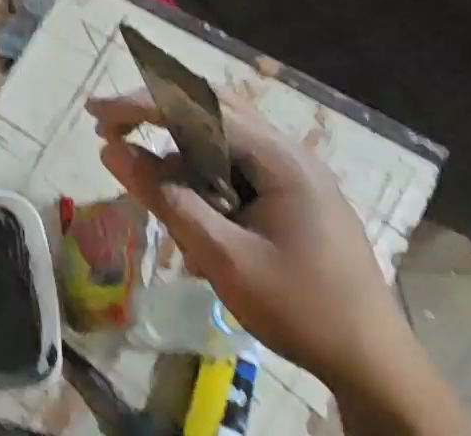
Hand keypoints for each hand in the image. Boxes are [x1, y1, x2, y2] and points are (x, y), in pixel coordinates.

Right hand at [87, 95, 412, 389]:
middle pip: (211, 104)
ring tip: (136, 159)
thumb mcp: (223, 257)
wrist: (375, 365)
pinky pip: (233, 161)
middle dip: (155, 108)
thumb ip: (166, 199)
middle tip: (109, 126)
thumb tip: (110, 151)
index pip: (199, 108)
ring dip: (175, 137)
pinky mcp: (291, 195)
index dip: (141, 105)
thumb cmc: (302, 310)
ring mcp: (294, 174)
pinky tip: (179, 197)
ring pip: (221, 132)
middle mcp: (290, 154)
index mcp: (281, 161)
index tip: (94, 114)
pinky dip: (196, 165)